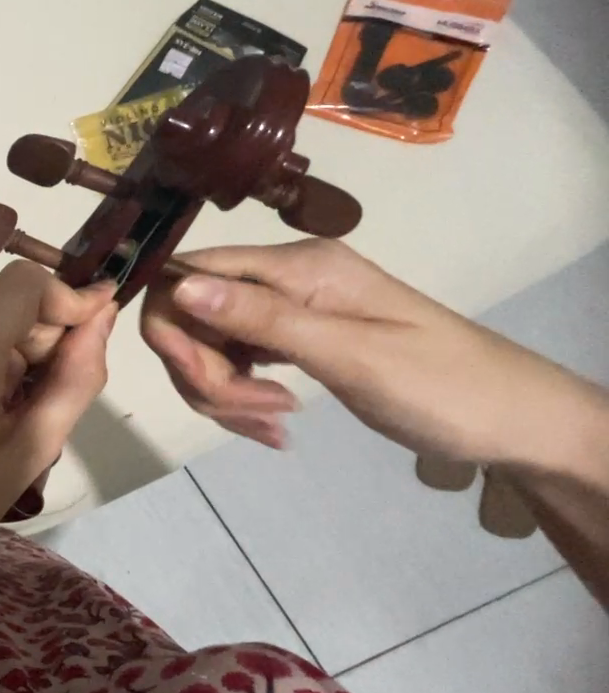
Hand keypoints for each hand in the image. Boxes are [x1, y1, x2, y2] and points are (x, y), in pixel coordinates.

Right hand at [141, 238, 594, 471]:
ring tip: (272, 424)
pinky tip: (271, 422)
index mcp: (295, 267)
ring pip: (202, 346)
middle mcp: (280, 278)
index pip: (185, 276)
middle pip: (186, 317)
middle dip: (201, 371)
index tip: (204, 377)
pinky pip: (228, 362)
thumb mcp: (351, 353)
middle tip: (250, 410)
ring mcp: (282, 309)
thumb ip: (262, 318)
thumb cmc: (445, 387)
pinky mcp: (286, 338)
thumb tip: (177, 287)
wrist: (520, 425)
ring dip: (219, 392)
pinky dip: (235, 397)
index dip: (172, 327)